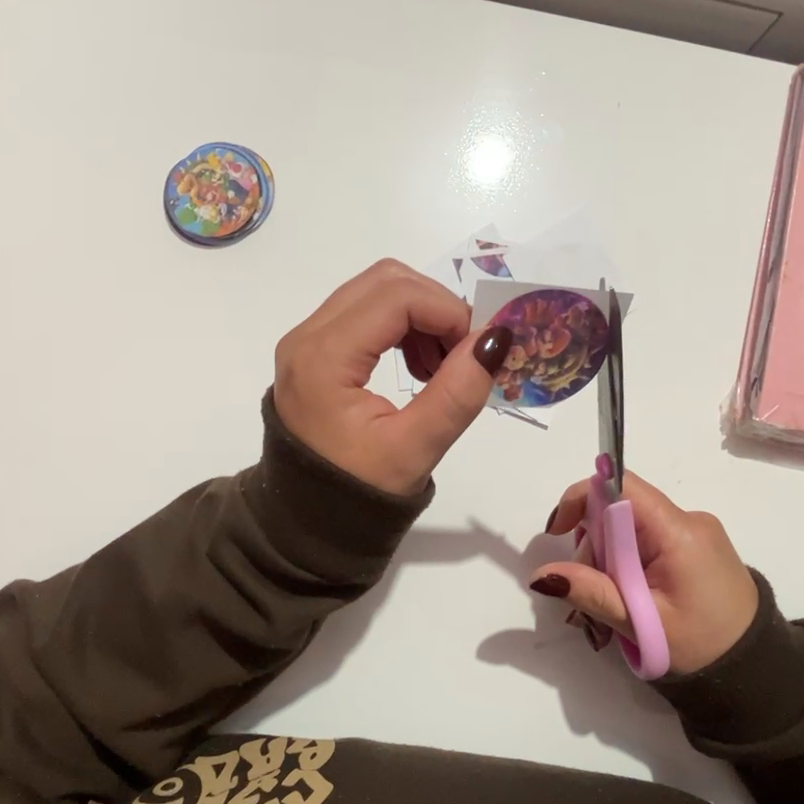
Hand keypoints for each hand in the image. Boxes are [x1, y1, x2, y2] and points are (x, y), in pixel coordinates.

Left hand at [275, 259, 512, 494]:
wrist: (306, 522)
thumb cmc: (357, 493)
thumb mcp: (414, 449)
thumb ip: (456, 394)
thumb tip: (497, 340)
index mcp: (323, 358)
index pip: (396, 296)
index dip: (448, 310)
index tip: (481, 348)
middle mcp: (307, 337)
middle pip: (384, 282)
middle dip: (436, 307)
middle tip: (466, 353)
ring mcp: (307, 342)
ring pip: (375, 293)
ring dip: (421, 316)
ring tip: (444, 367)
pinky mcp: (315, 353)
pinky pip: (364, 315)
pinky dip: (402, 328)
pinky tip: (421, 368)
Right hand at [530, 472, 759, 676]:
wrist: (755, 668)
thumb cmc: (702, 645)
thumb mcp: (640, 623)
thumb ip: (591, 593)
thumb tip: (542, 575)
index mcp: (678, 532)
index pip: (621, 486)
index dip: (582, 499)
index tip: (558, 531)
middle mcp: (688, 521)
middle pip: (619, 511)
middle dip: (592, 546)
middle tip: (587, 594)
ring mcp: (693, 533)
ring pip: (629, 530)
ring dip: (607, 561)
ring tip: (609, 607)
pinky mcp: (695, 547)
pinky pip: (646, 542)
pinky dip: (626, 565)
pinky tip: (626, 599)